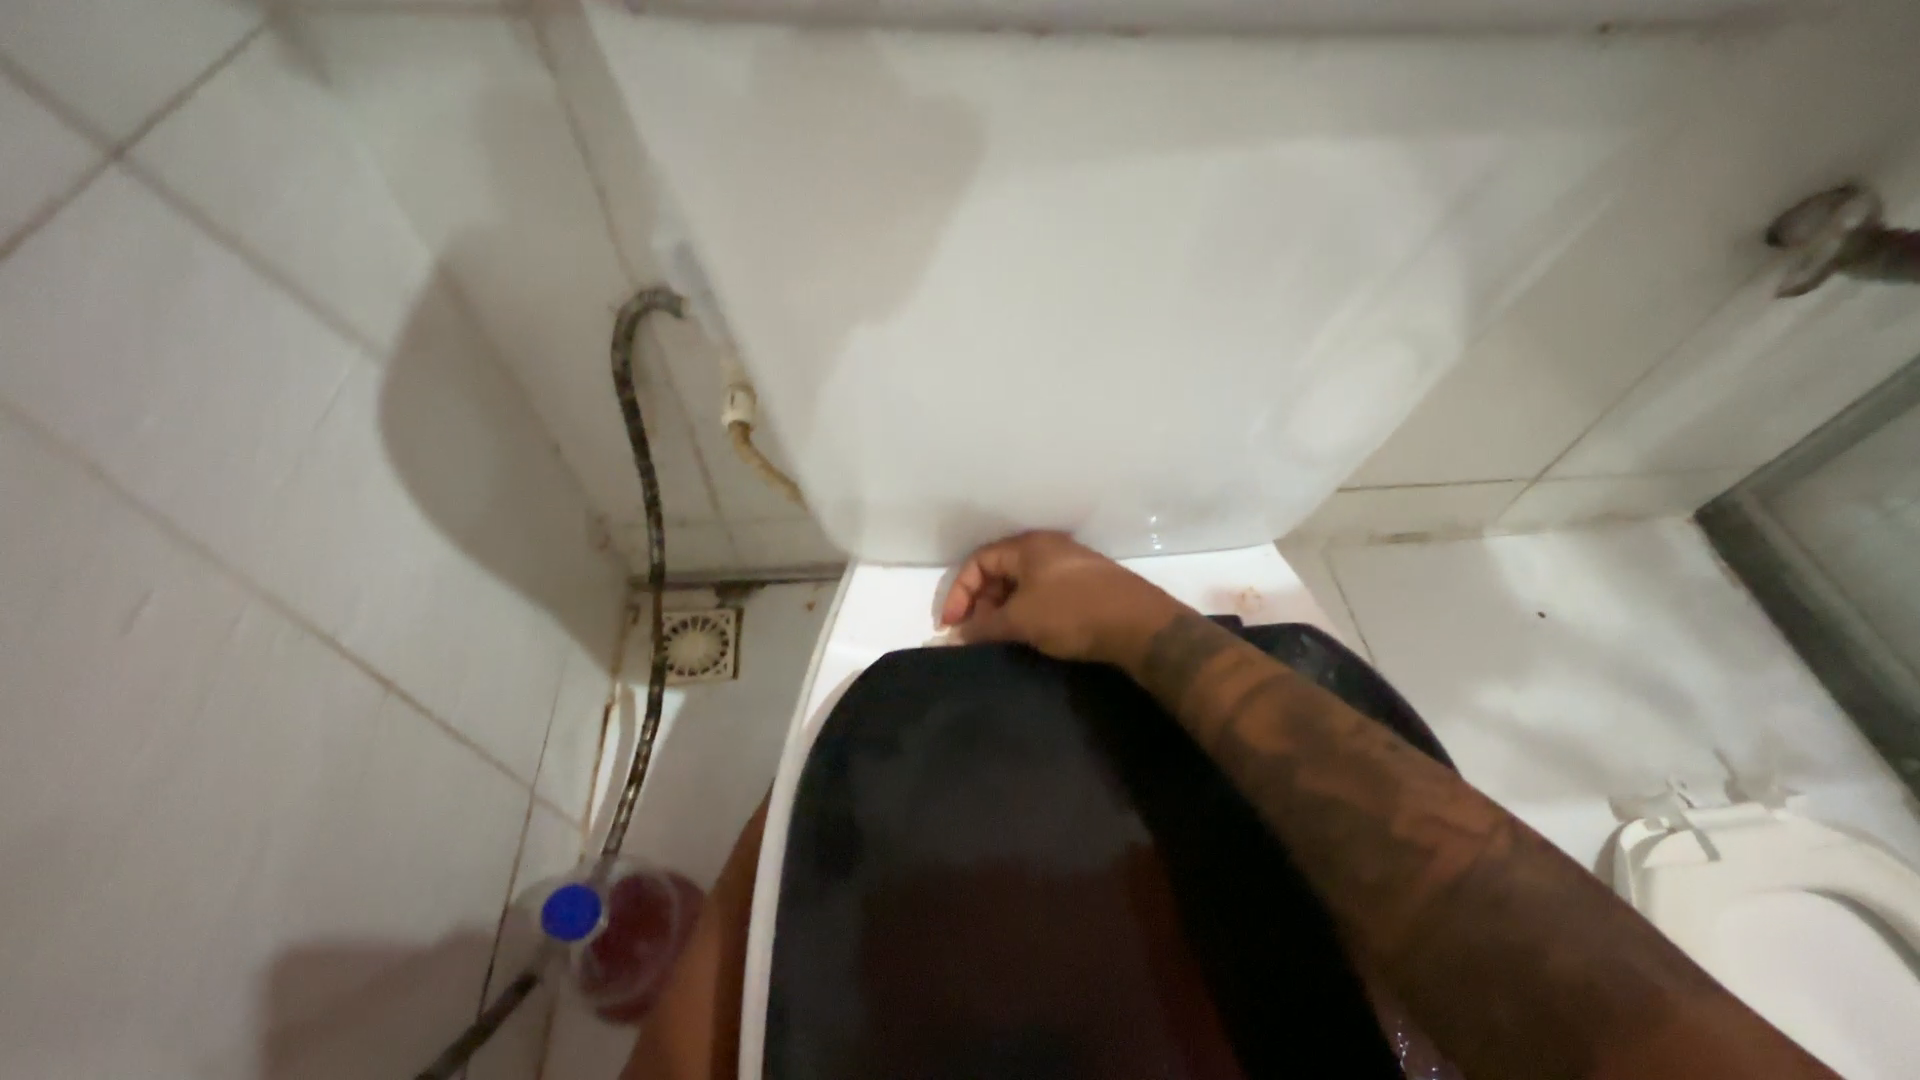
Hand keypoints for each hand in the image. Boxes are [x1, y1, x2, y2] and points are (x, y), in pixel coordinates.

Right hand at [939, 531, 1183, 666]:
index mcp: (1028, 546)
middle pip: (1000, 571)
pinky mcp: (1087, 586)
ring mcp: (1070, 566)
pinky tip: (1030, 635)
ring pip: (1022, 585)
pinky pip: (1043, 594)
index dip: (959, 592)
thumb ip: (983, 626)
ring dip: (1004, 610)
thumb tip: (957, 635)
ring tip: (1000, 638)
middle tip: (977, 634)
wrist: (1139, 625)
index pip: (978, 561)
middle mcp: (1048, 549)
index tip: (952, 625)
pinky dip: (1028, 612)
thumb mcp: (1020, 621)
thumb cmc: (1072, 613)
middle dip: (982, 602)